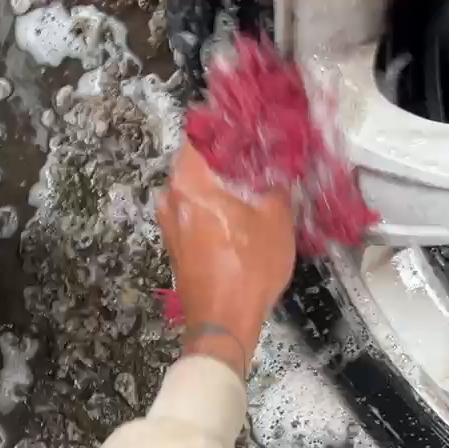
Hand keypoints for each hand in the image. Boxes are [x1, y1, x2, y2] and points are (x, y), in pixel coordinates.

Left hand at [156, 145, 295, 378]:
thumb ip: (276, 184)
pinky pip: (195, 213)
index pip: (202, 132)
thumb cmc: (247, 271)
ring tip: (253, 182)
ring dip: (221, 183)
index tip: (249, 120)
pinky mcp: (176, 247)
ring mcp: (170, 225)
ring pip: (196, 189)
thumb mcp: (277, 220)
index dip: (227, 123)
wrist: (223, 324)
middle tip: (258, 151)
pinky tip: (239, 212)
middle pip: (198, 161)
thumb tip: (278, 170)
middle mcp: (171, 198)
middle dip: (227, 155)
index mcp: (189, 182)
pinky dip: (214, 207)